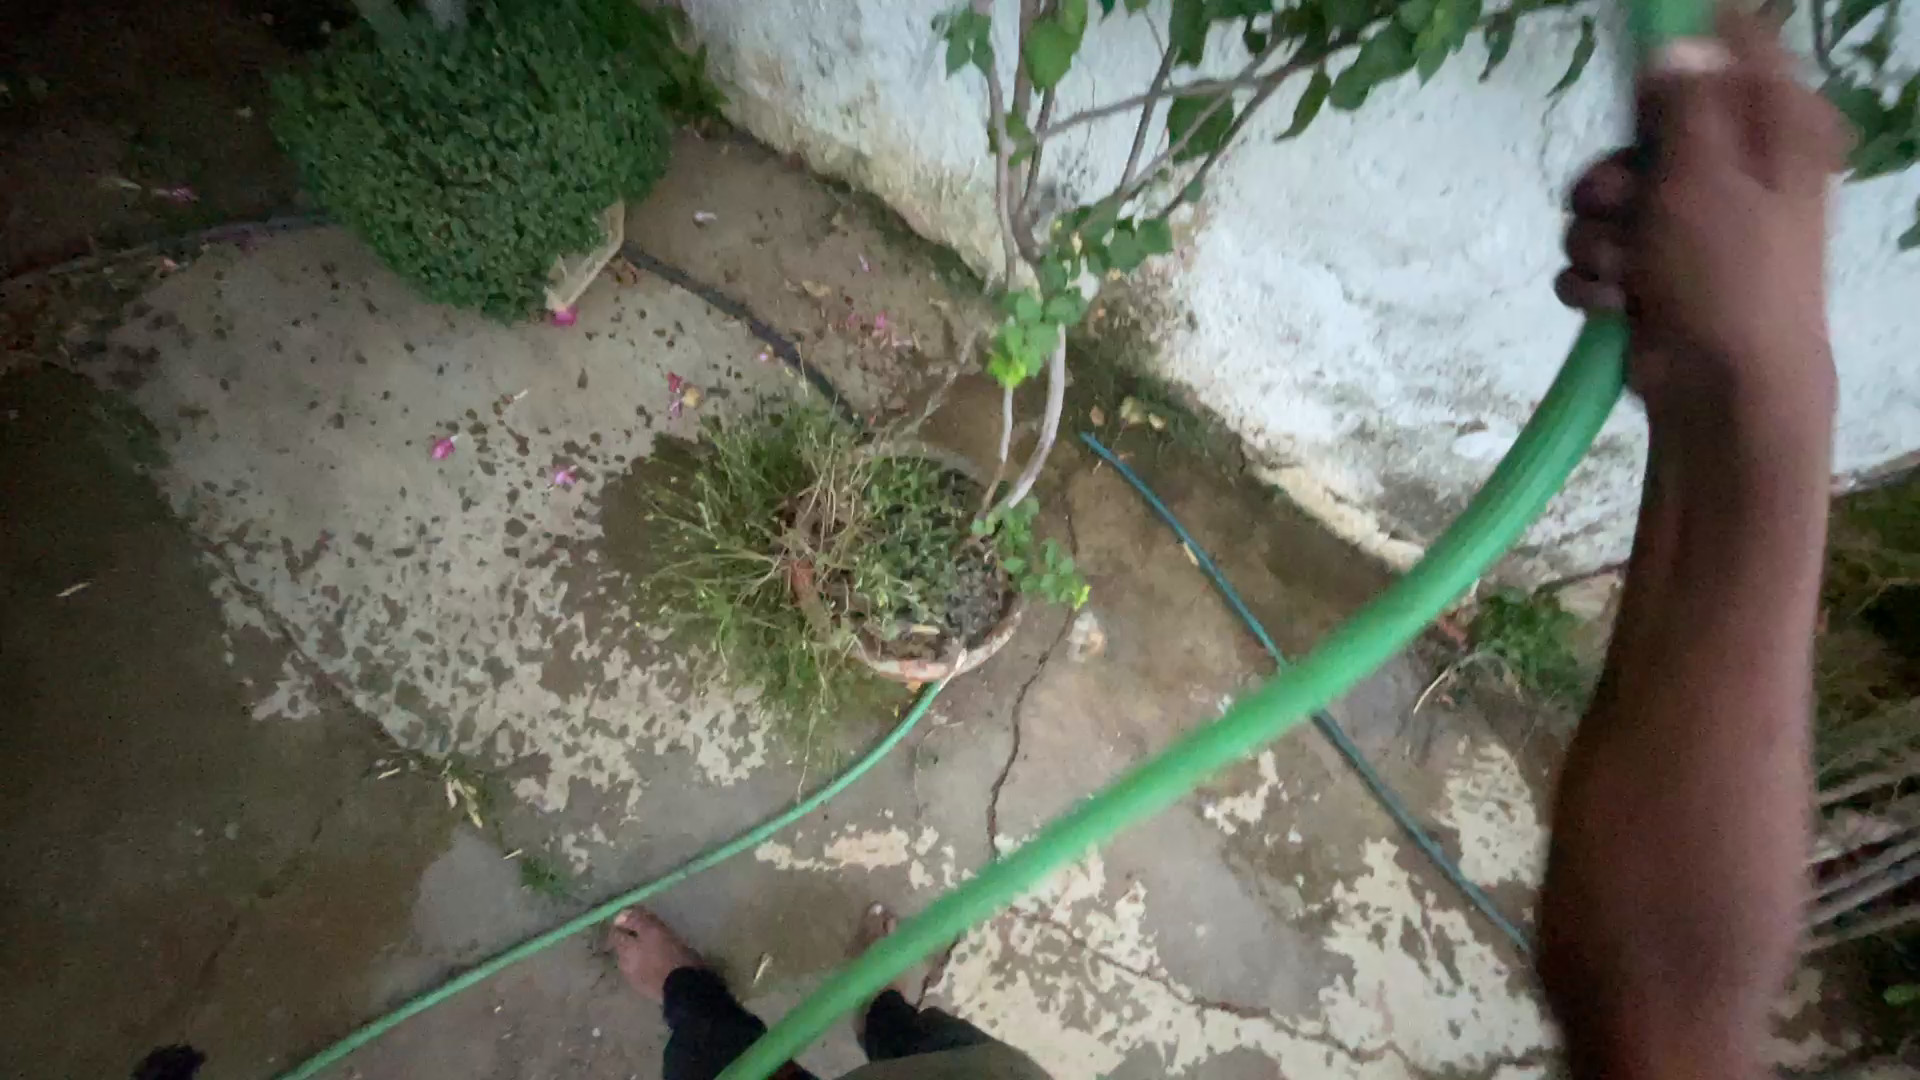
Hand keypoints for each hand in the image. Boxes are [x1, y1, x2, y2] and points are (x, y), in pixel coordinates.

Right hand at [1556, 14, 1843, 421]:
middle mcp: (1719, 174)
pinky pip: (1586, 262)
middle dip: (1608, 185)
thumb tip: (1672, 48)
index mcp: (1766, 133)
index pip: (1728, 58)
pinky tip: (1615, 302)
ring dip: (1596, 245)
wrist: (1716, 377)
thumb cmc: (1726, 275)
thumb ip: (1687, 110)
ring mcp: (1673, 229)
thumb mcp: (1706, 179)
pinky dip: (1591, 284)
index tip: (1636, 73)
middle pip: (1632, 146)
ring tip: (1624, 274)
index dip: (1677, 57)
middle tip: (1621, 207)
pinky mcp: (1637, 274)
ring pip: (1596, 211)